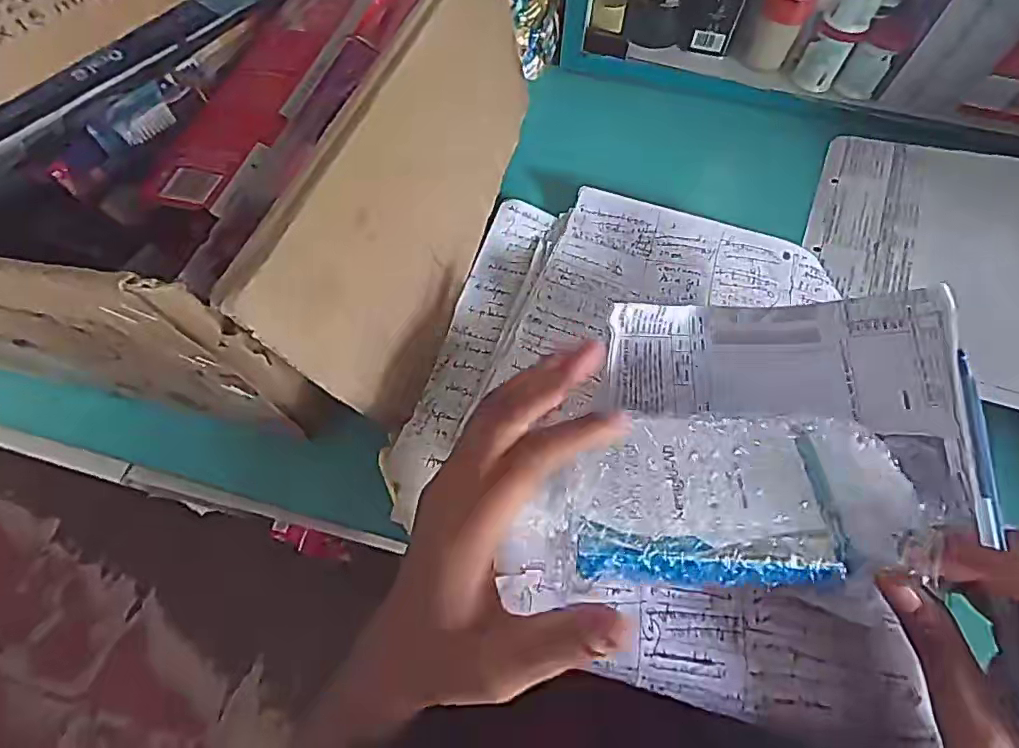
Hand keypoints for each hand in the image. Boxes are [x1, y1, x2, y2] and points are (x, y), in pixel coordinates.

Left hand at [303, 343, 633, 745]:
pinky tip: (542, 386)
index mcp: (469, 524)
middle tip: (594, 352)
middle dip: (550, 379)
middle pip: (502, 416)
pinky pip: (485, 420)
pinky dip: (517, 393)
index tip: (619, 420)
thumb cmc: (449, 658)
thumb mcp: (503, 667)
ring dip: (533, 377)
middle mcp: (456, 487)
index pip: (526, 462)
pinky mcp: (451, 478)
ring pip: (490, 410)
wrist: (391, 656)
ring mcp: (449, 477)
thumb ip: (561, 642)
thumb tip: (626, 624)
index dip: (573, 435)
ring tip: (575, 353)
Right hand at [877, 532, 1018, 747]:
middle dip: (977, 564)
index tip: (924, 553)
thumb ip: (941, 654)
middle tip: (919, 561)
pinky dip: (998, 612)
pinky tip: (960, 611)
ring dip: (982, 584)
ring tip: (929, 582)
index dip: (981, 557)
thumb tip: (895, 582)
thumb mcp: (983, 741)